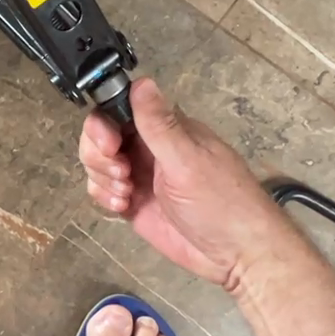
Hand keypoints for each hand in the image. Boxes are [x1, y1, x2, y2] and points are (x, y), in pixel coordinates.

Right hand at [79, 79, 313, 294]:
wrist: (236, 255)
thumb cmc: (220, 203)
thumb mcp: (188, 160)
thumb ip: (159, 124)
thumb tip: (142, 80)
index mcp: (165, 130)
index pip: (118, 111)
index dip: (103, 125)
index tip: (110, 146)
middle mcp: (148, 148)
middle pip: (100, 137)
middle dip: (99, 155)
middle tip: (121, 174)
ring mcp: (139, 176)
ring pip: (98, 164)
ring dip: (102, 178)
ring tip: (125, 195)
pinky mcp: (133, 202)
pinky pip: (102, 190)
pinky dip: (104, 196)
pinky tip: (123, 207)